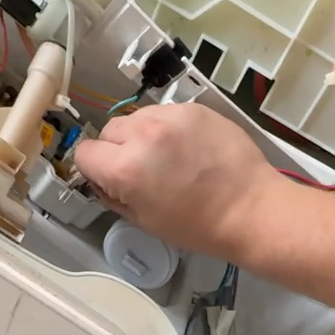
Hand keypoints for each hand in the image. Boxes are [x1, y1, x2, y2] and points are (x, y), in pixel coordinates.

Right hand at [74, 102, 293, 260]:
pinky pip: (165, 114)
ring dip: (141, 136)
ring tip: (166, 159)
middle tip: (140, 172)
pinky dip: (167, 128)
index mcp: (125, 168)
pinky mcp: (193, 108)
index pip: (84, 153)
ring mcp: (170, 116)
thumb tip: (101, 182)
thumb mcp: (145, 222)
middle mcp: (143, 134)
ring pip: (136, 118)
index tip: (107, 179)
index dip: (93, 169)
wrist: (250, 209)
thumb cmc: (198, 226)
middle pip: (108, 131)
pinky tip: (187, 149)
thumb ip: (114, 196)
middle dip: (116, 151)